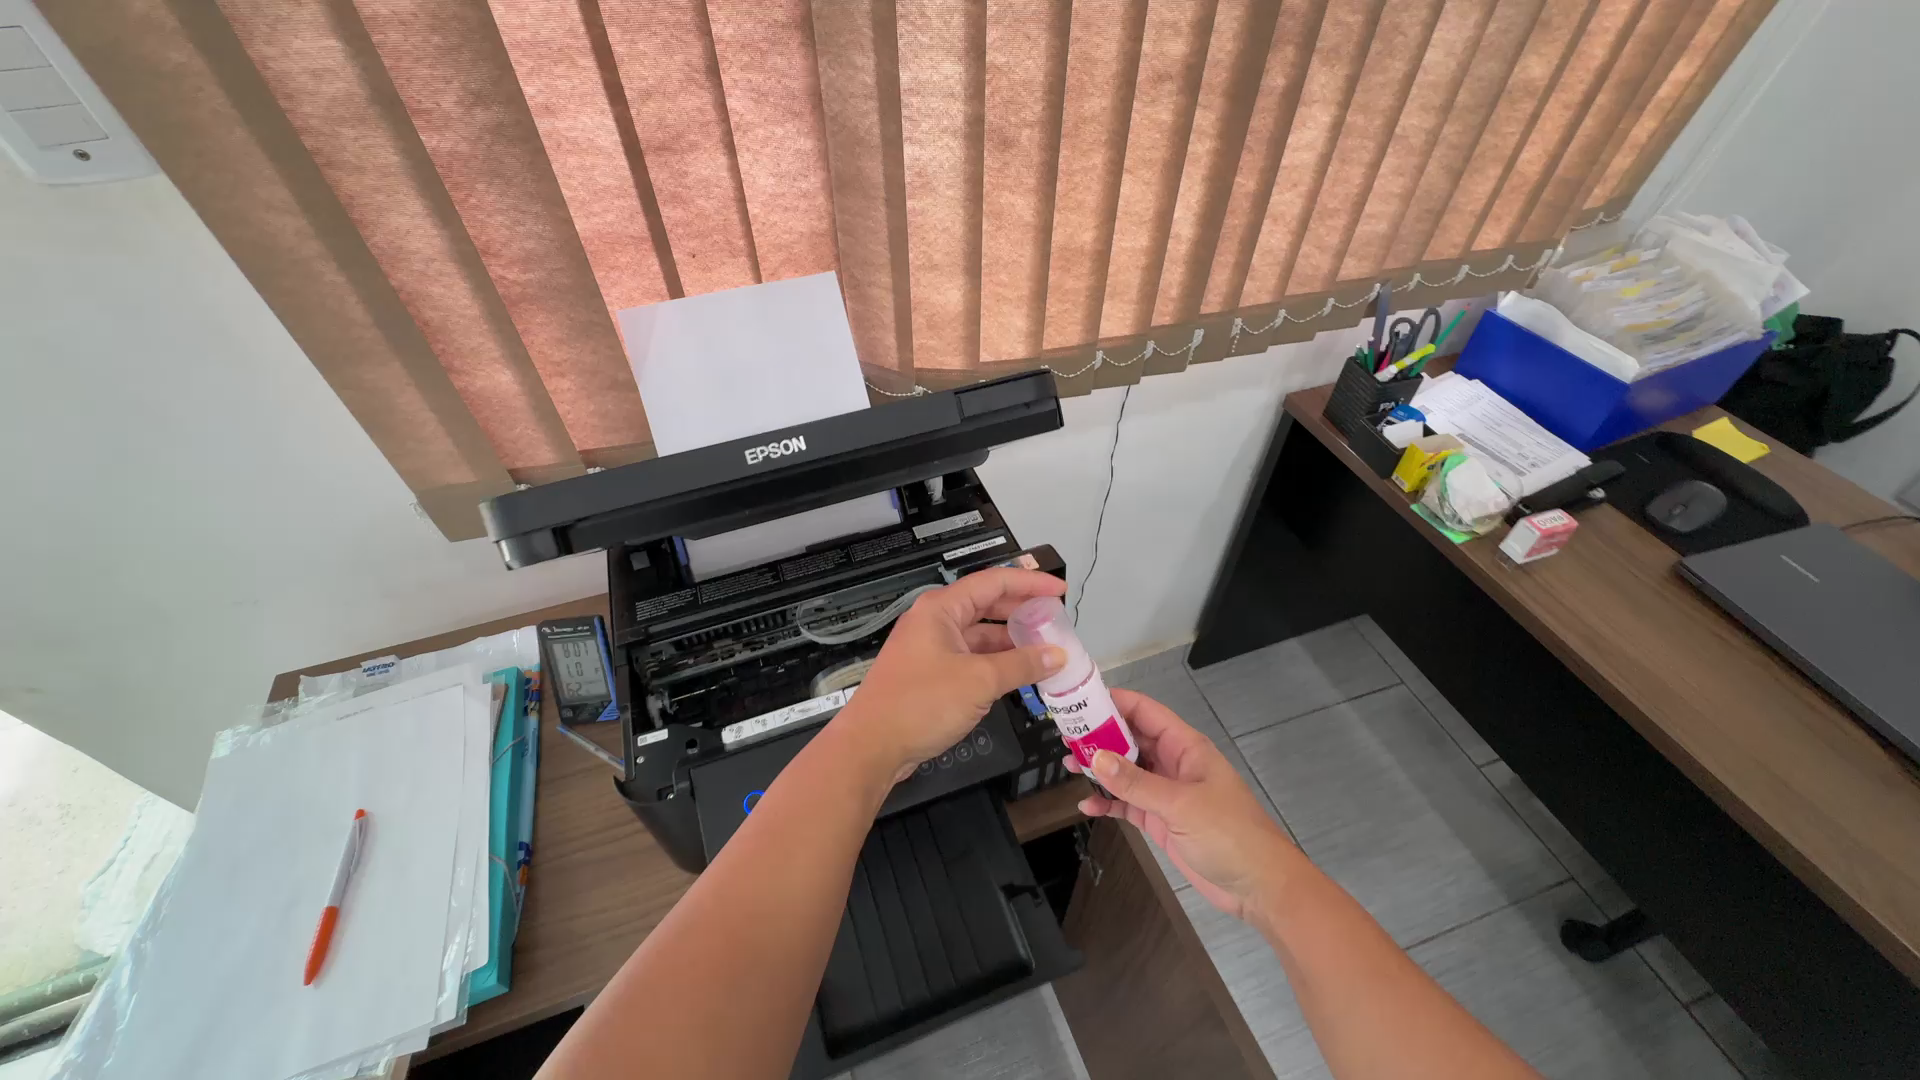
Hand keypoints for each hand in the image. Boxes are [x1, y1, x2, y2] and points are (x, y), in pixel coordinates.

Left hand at [828, 568, 1067, 781]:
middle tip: (1055, 620)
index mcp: (941, 609)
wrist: (872, 746)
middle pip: (986, 605)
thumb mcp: (980, 681)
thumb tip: (1056, 656)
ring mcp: (930, 649)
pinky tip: (1019, 674)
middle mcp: (934, 622)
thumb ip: (1021, 665)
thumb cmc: (920, 703)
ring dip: (1011, 641)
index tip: (1059, 590)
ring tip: (1045, 650)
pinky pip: (971, 658)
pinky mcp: (930, 674)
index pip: (994, 582)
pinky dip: (996, 663)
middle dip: (1022, 611)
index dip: (1030, 583)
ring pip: (979, 635)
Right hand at [1076, 689, 1296, 920]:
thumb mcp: (1180, 805)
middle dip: (1100, 736)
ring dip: (1099, 769)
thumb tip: (1096, 757)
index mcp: (1185, 747)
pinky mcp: (1161, 820)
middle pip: (1131, 739)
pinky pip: (1128, 803)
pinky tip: (1087, 806)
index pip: (1145, 712)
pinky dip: (1108, 803)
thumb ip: (1136, 782)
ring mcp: (1166, 793)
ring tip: (1068, 766)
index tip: (1081, 700)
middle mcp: (1173, 764)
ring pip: (1126, 771)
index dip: (1115, 702)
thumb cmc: (1229, 834)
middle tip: (1065, 735)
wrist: (1259, 887)